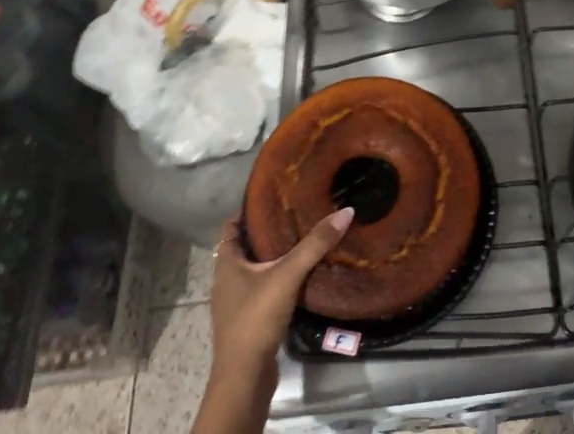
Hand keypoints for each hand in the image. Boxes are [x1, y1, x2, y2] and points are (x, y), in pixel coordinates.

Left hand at [209, 208, 353, 365]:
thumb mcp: (287, 275)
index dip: (249, 211)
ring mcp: (236, 301)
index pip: (232, 226)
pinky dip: (280, 280)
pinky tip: (302, 277)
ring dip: (276, 257)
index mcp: (227, 262)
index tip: (275, 197)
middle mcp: (227, 279)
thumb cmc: (255, 318)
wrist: (244, 375)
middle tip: (299, 215)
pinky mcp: (249, 319)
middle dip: (269, 232)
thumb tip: (346, 211)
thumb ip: (314, 244)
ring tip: (305, 241)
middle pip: (246, 246)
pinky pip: (264, 289)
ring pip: (256, 269)